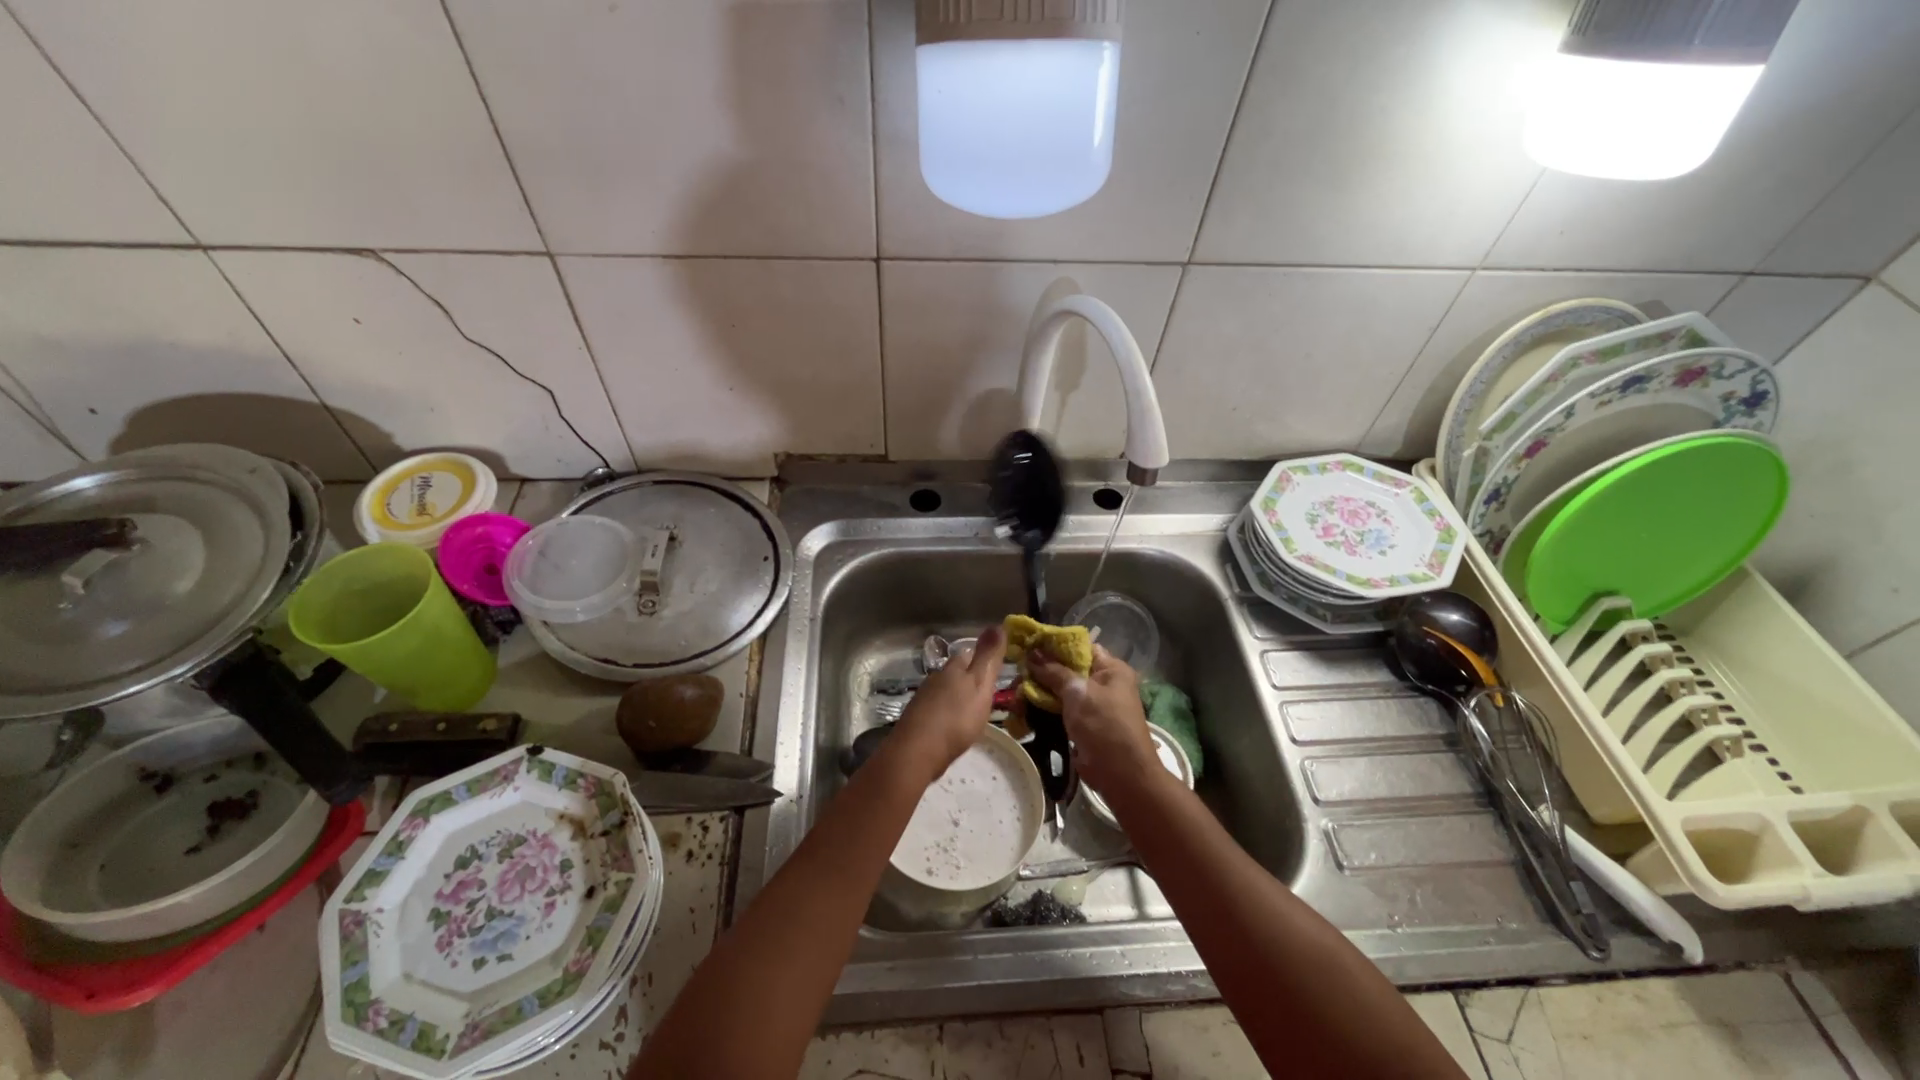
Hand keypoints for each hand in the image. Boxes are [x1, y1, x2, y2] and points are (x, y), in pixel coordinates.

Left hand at [894, 625, 1004, 775]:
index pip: (968, 654)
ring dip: (957, 697)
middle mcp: (936, 679)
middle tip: (986, 690)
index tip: (994, 665)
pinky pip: (937, 710)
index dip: (981, 657)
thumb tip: (997, 624)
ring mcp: (924, 700)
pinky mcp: (918, 721)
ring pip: (944, 691)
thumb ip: (988, 657)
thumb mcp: (980, 684)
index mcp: (953, 669)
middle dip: (968, 678)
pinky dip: (947, 714)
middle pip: (954, 672)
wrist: (918, 751)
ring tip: (972, 709)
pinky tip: (953, 726)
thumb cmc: (956, 717)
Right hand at [1028, 645, 1160, 796]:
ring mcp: (1093, 705)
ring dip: (1039, 691)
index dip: (1054, 646)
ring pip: (1061, 691)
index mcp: (1111, 669)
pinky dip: (1044, 708)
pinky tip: (1022, 708)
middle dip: (1042, 671)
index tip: (1027, 646)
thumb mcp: (1078, 693)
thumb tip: (1032, 652)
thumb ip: (1054, 671)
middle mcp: (1104, 683)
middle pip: (1068, 669)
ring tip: (1015, 692)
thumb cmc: (1104, 725)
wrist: (1121, 773)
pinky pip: (1061, 709)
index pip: (1080, 647)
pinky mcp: (1083, 725)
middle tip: (1016, 672)